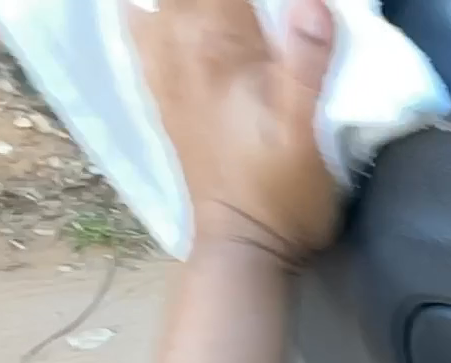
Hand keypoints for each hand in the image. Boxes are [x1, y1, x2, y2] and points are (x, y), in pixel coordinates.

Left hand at [129, 0, 340, 262]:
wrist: (243, 248)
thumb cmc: (282, 197)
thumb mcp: (307, 138)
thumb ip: (307, 67)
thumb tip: (313, 0)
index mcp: (220, 45)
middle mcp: (181, 44)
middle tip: (254, 10)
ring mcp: (166, 69)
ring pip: (156, 3)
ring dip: (184, 3)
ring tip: (226, 13)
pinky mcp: (164, 92)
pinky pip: (138, 27)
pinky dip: (144, 11)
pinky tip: (154, 12)